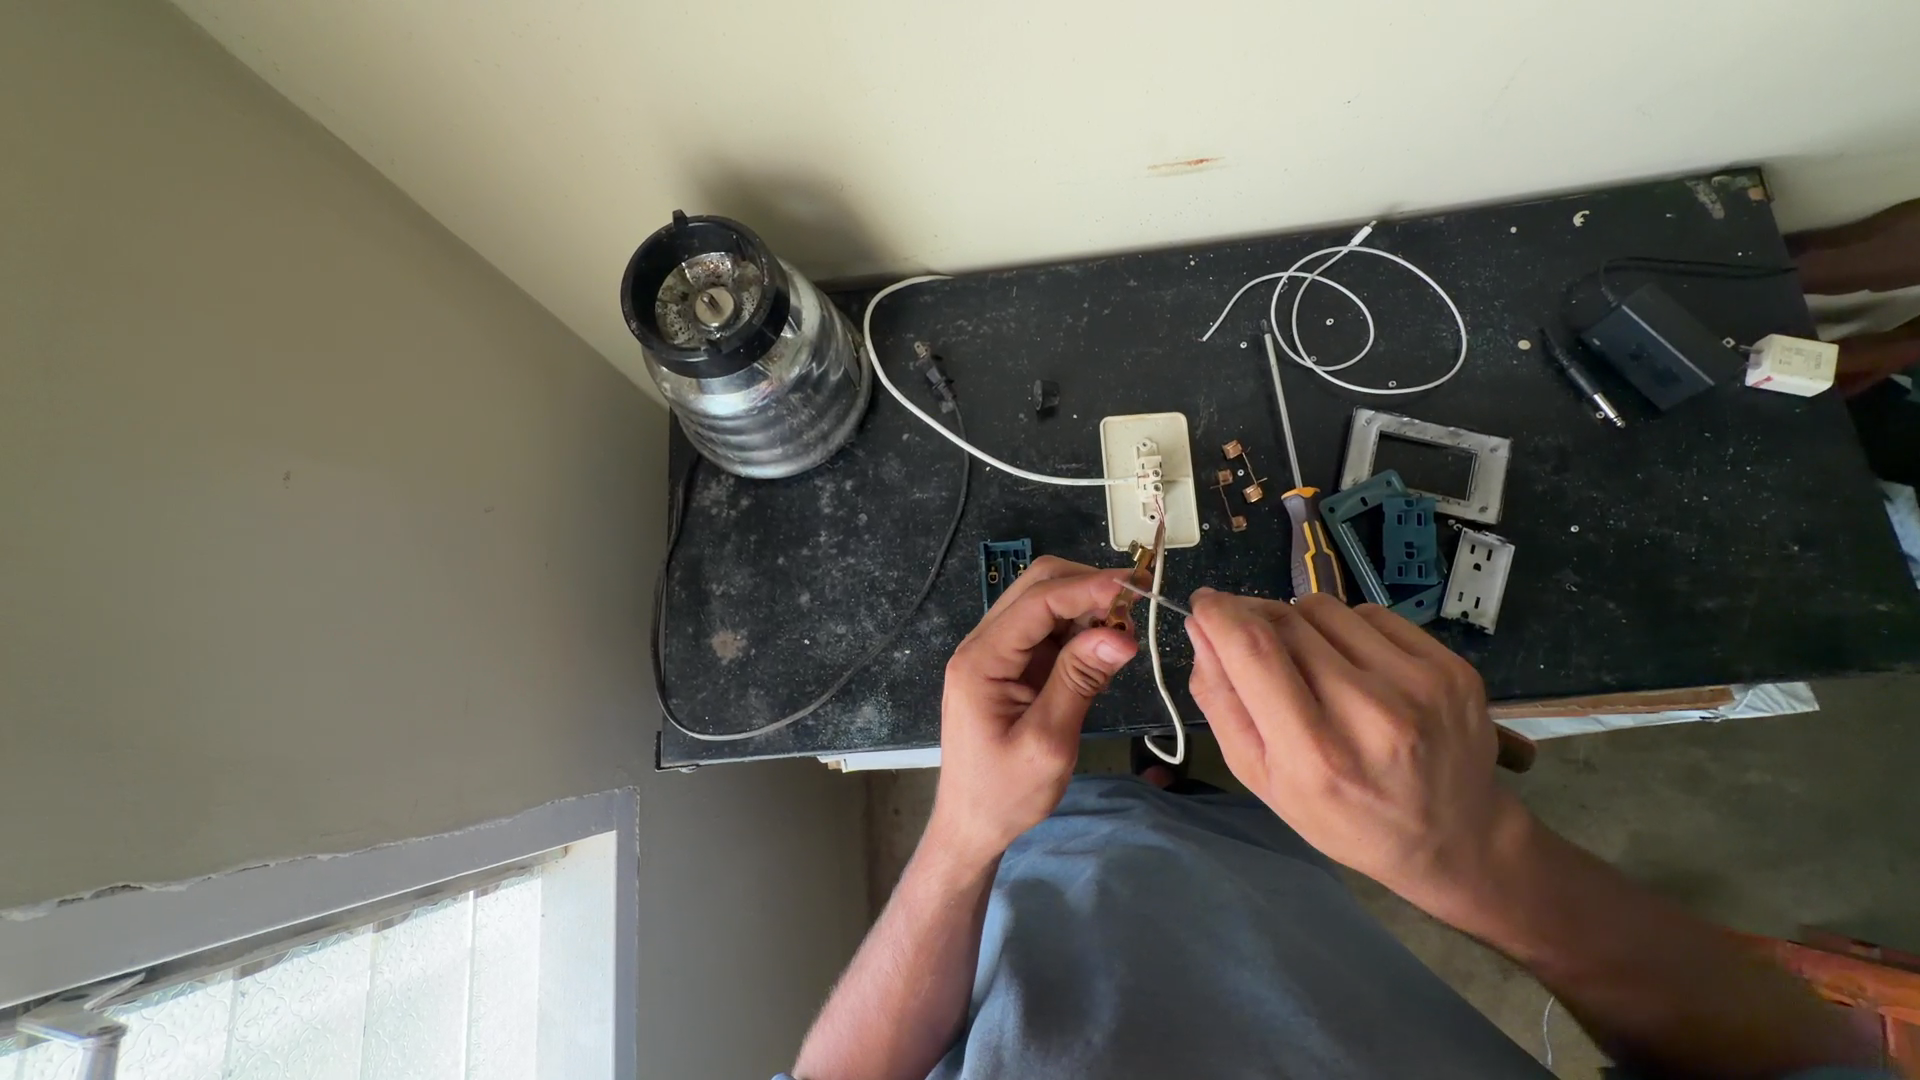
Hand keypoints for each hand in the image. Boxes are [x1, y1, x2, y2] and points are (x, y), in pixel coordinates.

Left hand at [928, 557, 1138, 863]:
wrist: (972, 825)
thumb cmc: (1006, 794)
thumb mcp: (1048, 742)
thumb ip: (1079, 680)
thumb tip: (1121, 633)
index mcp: (981, 660)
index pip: (1038, 601)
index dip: (1089, 587)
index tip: (1138, 587)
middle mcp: (982, 645)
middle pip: (1036, 587)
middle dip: (1088, 586)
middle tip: (1137, 605)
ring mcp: (994, 654)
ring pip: (1043, 603)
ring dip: (1086, 607)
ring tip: (1126, 632)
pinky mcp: (1009, 666)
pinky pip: (1046, 631)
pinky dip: (1078, 631)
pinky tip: (1102, 653)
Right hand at [1185, 590, 1524, 911]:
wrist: (1455, 838)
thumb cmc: (1341, 816)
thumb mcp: (1260, 777)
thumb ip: (1220, 701)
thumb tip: (1201, 628)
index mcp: (1314, 754)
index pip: (1254, 651)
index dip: (1218, 615)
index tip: (1202, 604)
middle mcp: (1371, 713)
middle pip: (1285, 621)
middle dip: (1250, 616)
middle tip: (1244, 632)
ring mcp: (1421, 686)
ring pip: (1324, 609)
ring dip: (1298, 622)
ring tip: (1307, 660)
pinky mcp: (1452, 668)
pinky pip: (1370, 614)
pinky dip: (1345, 628)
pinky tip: (1352, 665)